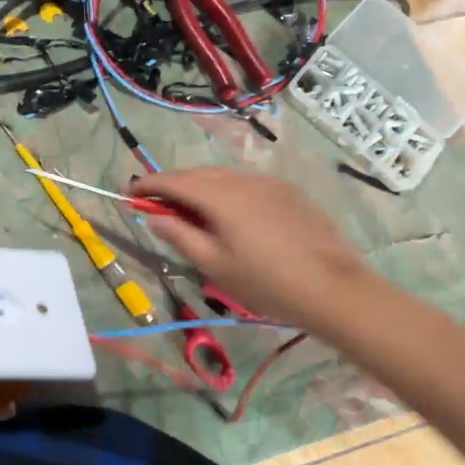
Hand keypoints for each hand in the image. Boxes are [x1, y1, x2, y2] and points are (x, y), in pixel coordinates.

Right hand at [133, 167, 375, 325]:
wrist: (335, 290)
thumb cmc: (267, 282)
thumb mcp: (214, 265)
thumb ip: (180, 236)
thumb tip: (154, 217)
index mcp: (220, 196)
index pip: (173, 181)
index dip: (147, 184)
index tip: (129, 193)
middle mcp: (242, 180)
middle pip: (197, 174)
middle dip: (172, 185)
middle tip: (157, 205)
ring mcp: (269, 183)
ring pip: (222, 176)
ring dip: (199, 187)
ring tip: (190, 211)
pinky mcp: (289, 193)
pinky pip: (246, 183)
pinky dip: (226, 191)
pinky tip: (228, 214)